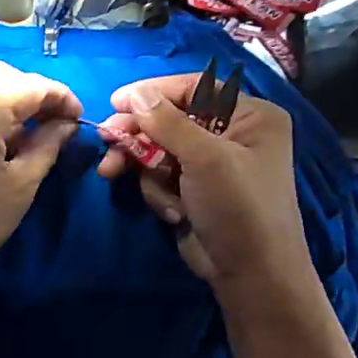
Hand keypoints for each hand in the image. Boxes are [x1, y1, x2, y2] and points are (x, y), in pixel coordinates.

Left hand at [0, 61, 82, 306]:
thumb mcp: (23, 183)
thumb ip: (48, 143)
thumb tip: (66, 122)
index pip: (29, 86)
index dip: (60, 96)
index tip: (78, 118)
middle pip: (2, 76)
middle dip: (33, 91)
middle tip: (56, 120)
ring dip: (11, 98)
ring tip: (34, 130)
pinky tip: (5, 138)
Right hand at [94, 74, 313, 296]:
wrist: (249, 269)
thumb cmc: (237, 206)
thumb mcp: (204, 158)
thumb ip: (167, 123)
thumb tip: (135, 94)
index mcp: (250, 116)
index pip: (195, 89)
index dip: (153, 93)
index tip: (116, 102)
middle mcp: (232, 134)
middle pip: (169, 120)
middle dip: (138, 136)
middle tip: (106, 142)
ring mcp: (210, 164)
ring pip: (157, 151)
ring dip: (144, 170)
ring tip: (117, 178)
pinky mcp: (192, 188)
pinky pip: (159, 176)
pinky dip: (156, 191)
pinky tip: (170, 210)